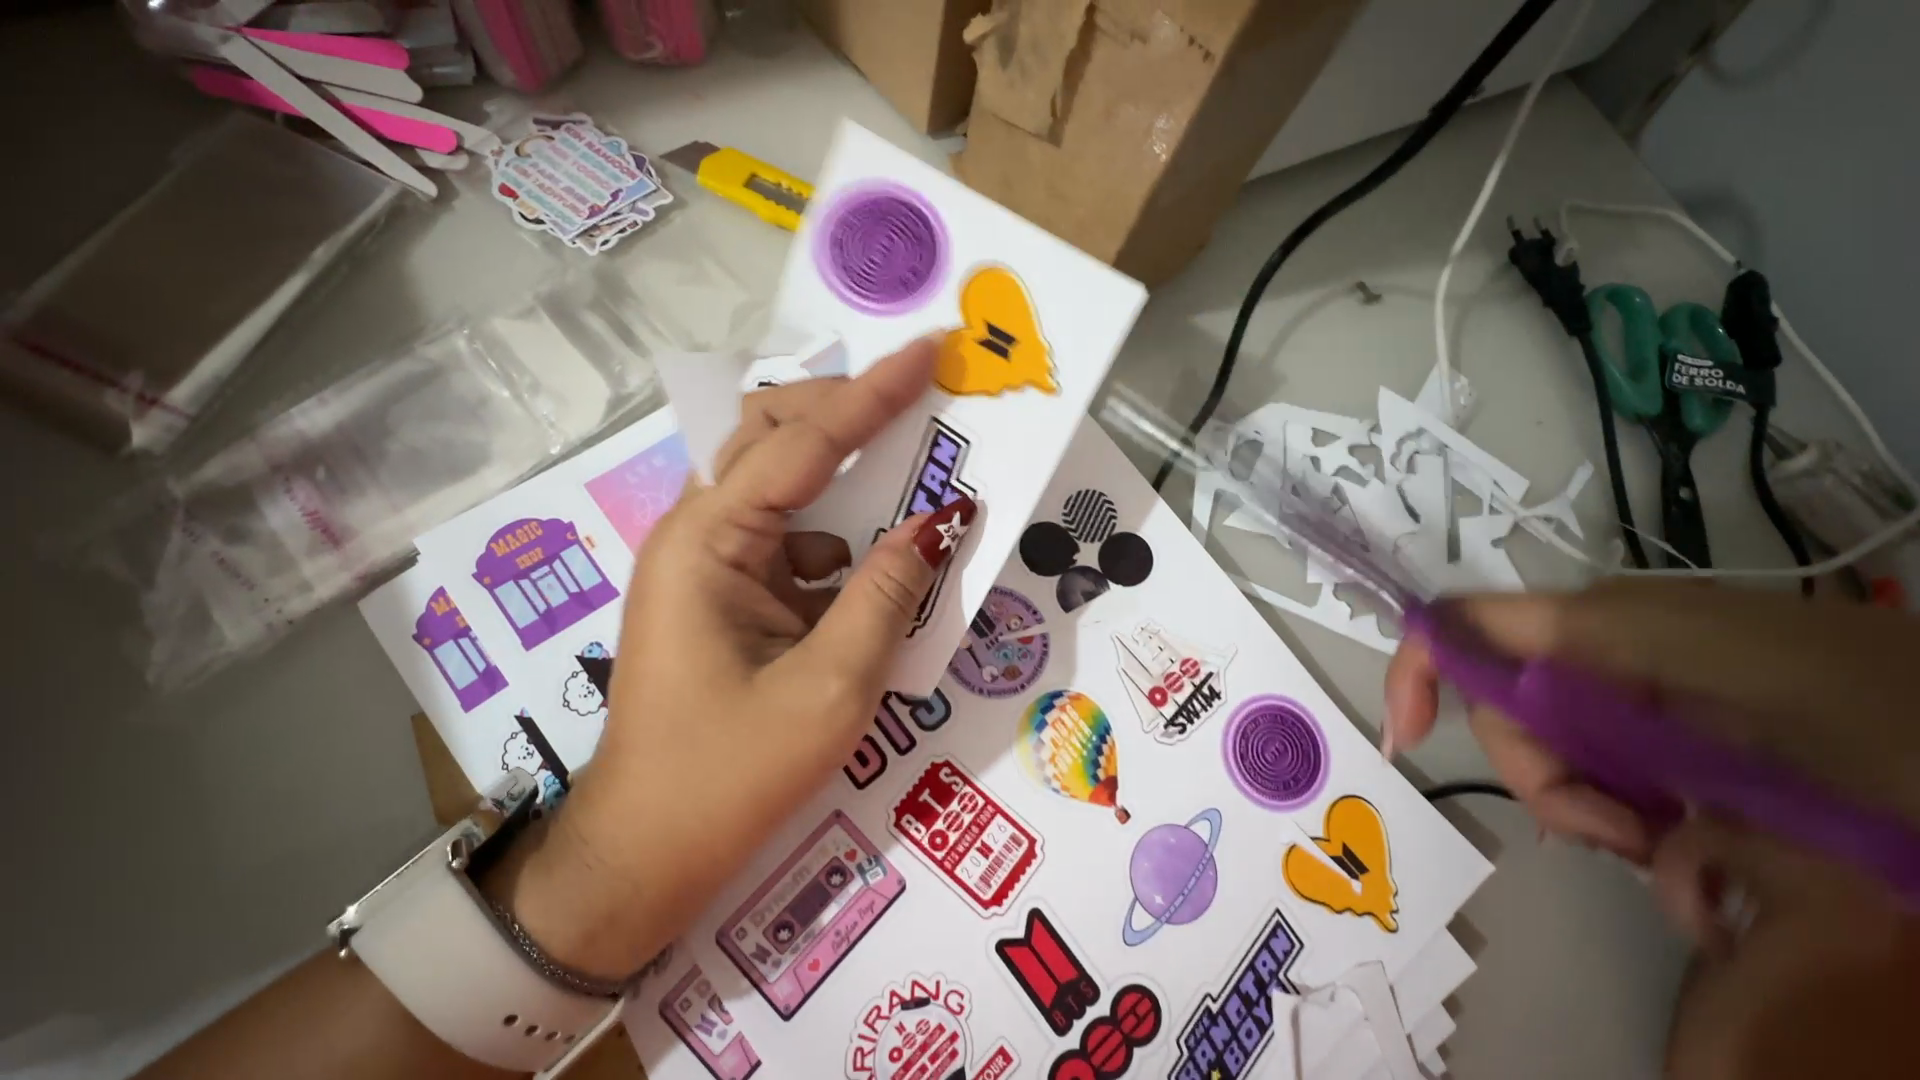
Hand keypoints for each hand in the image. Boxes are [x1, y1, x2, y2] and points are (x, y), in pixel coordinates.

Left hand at [490, 339, 975, 978]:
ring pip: (785, 494)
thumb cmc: (732, 775)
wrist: (647, 855)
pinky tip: (877, 582)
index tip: (929, 350)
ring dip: (849, 490)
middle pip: (773, 439)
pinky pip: (790, 549)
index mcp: (708, 543)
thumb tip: (940, 520)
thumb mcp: (832, 686)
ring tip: (912, 494)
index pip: (801, 441)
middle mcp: (698, 537)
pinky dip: (839, 552)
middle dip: (846, 413)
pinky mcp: (722, 601)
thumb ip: (888, 592)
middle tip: (917, 403)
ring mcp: (707, 569)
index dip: (871, 392)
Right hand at [1385, 580, 1919, 948]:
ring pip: (1555, 732)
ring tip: (1679, 855)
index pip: (1464, 624)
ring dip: (1592, 802)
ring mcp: (1643, 663)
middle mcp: (1609, 636)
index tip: (1414, 746)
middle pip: (1507, 702)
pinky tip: (1684, 835)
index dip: (1416, 672)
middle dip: (1546, 783)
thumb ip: (1732, 846)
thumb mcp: (1828, 787)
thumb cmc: (1902, 721)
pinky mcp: (1675, 689)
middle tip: (1630, 846)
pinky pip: (1604, 737)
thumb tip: (1677, 901)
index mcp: (1611, 629)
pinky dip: (1623, 793)